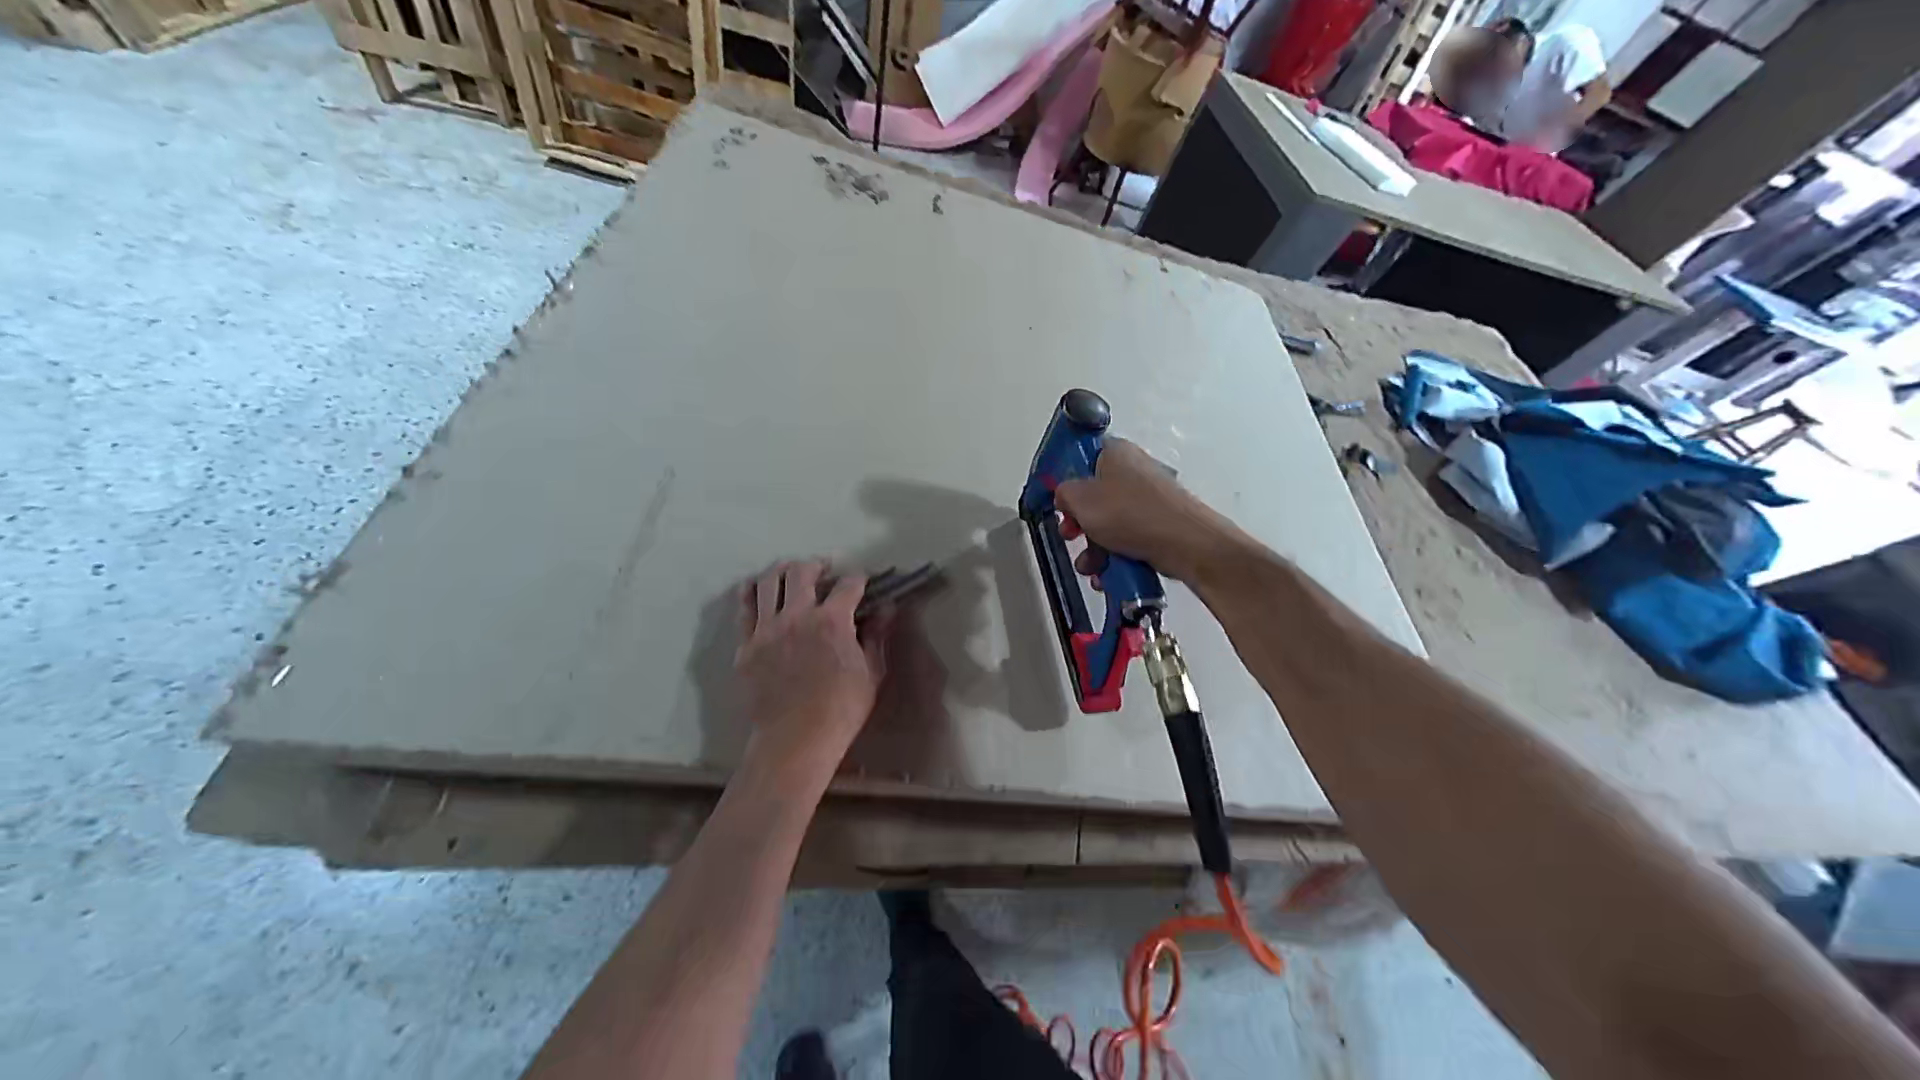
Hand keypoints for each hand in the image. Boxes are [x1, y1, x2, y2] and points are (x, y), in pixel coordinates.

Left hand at [735, 560, 888, 777]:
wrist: (795, 740)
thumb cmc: (841, 710)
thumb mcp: (871, 674)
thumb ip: (877, 636)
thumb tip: (887, 610)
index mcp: (832, 621)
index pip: (848, 584)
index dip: (859, 579)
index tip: (862, 582)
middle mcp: (796, 615)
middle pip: (801, 571)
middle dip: (816, 565)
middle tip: (823, 570)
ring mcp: (766, 629)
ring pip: (767, 582)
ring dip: (782, 571)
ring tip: (790, 574)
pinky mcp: (746, 645)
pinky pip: (745, 608)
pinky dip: (752, 593)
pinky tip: (759, 591)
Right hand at [1053, 439, 1235, 583]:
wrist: (1185, 545)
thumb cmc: (1135, 515)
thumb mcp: (1080, 500)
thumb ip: (1063, 493)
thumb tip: (1064, 496)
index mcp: (1115, 452)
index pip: (1081, 457)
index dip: (1065, 478)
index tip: (1057, 497)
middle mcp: (1133, 471)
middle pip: (1092, 496)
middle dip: (1078, 523)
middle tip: (1072, 534)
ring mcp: (1147, 500)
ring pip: (1107, 523)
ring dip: (1093, 548)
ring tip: (1092, 564)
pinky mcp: (1157, 526)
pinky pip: (1126, 540)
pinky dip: (1114, 557)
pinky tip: (1109, 572)